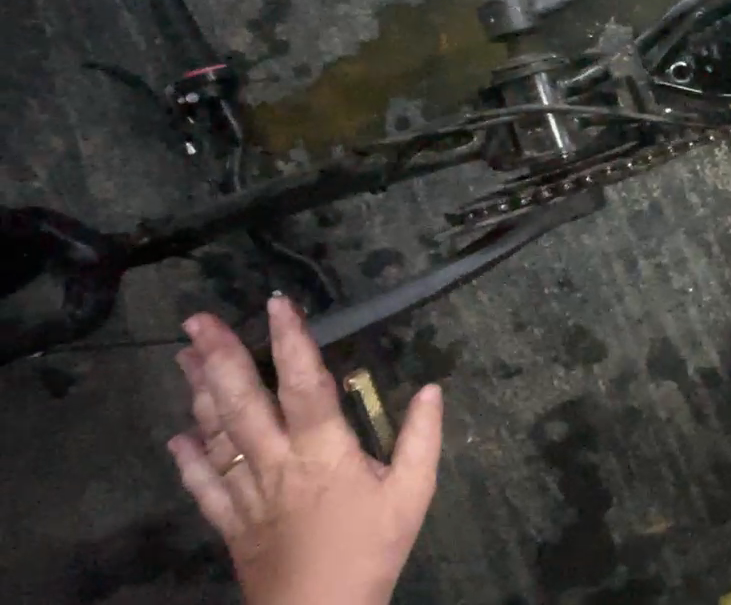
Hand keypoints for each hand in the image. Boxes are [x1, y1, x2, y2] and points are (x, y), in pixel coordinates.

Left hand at [167, 298, 442, 604]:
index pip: (304, 384)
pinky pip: (204, 484)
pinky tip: (177, 436)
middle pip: (242, 403)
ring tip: (184, 356)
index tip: (278, 305)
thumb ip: (423, 436)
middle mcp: (276, 463)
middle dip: (220, 358)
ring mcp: (246, 493)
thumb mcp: (415, 490)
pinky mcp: (232, 521)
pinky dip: (188, 457)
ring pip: (217, 434)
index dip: (291, 342)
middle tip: (197, 321)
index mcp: (323, 452)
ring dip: (198, 393)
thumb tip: (431, 386)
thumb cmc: (373, 546)